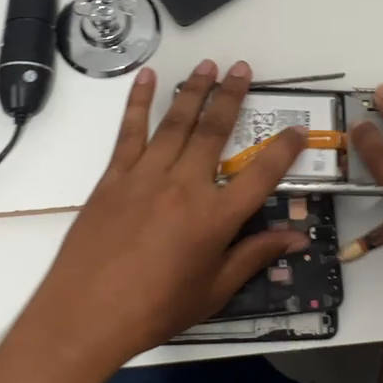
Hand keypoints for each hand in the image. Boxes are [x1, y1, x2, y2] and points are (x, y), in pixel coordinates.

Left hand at [18, 59, 309, 367]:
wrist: (85, 317)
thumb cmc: (154, 311)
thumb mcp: (213, 292)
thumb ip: (254, 257)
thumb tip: (296, 238)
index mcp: (215, 219)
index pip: (262, 174)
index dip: (284, 150)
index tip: (298, 129)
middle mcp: (185, 187)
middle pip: (215, 132)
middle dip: (232, 97)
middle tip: (243, 69)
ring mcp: (146, 177)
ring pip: (176, 123)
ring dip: (194, 90)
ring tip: (209, 65)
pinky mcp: (114, 177)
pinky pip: (130, 132)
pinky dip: (138, 102)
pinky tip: (147, 78)